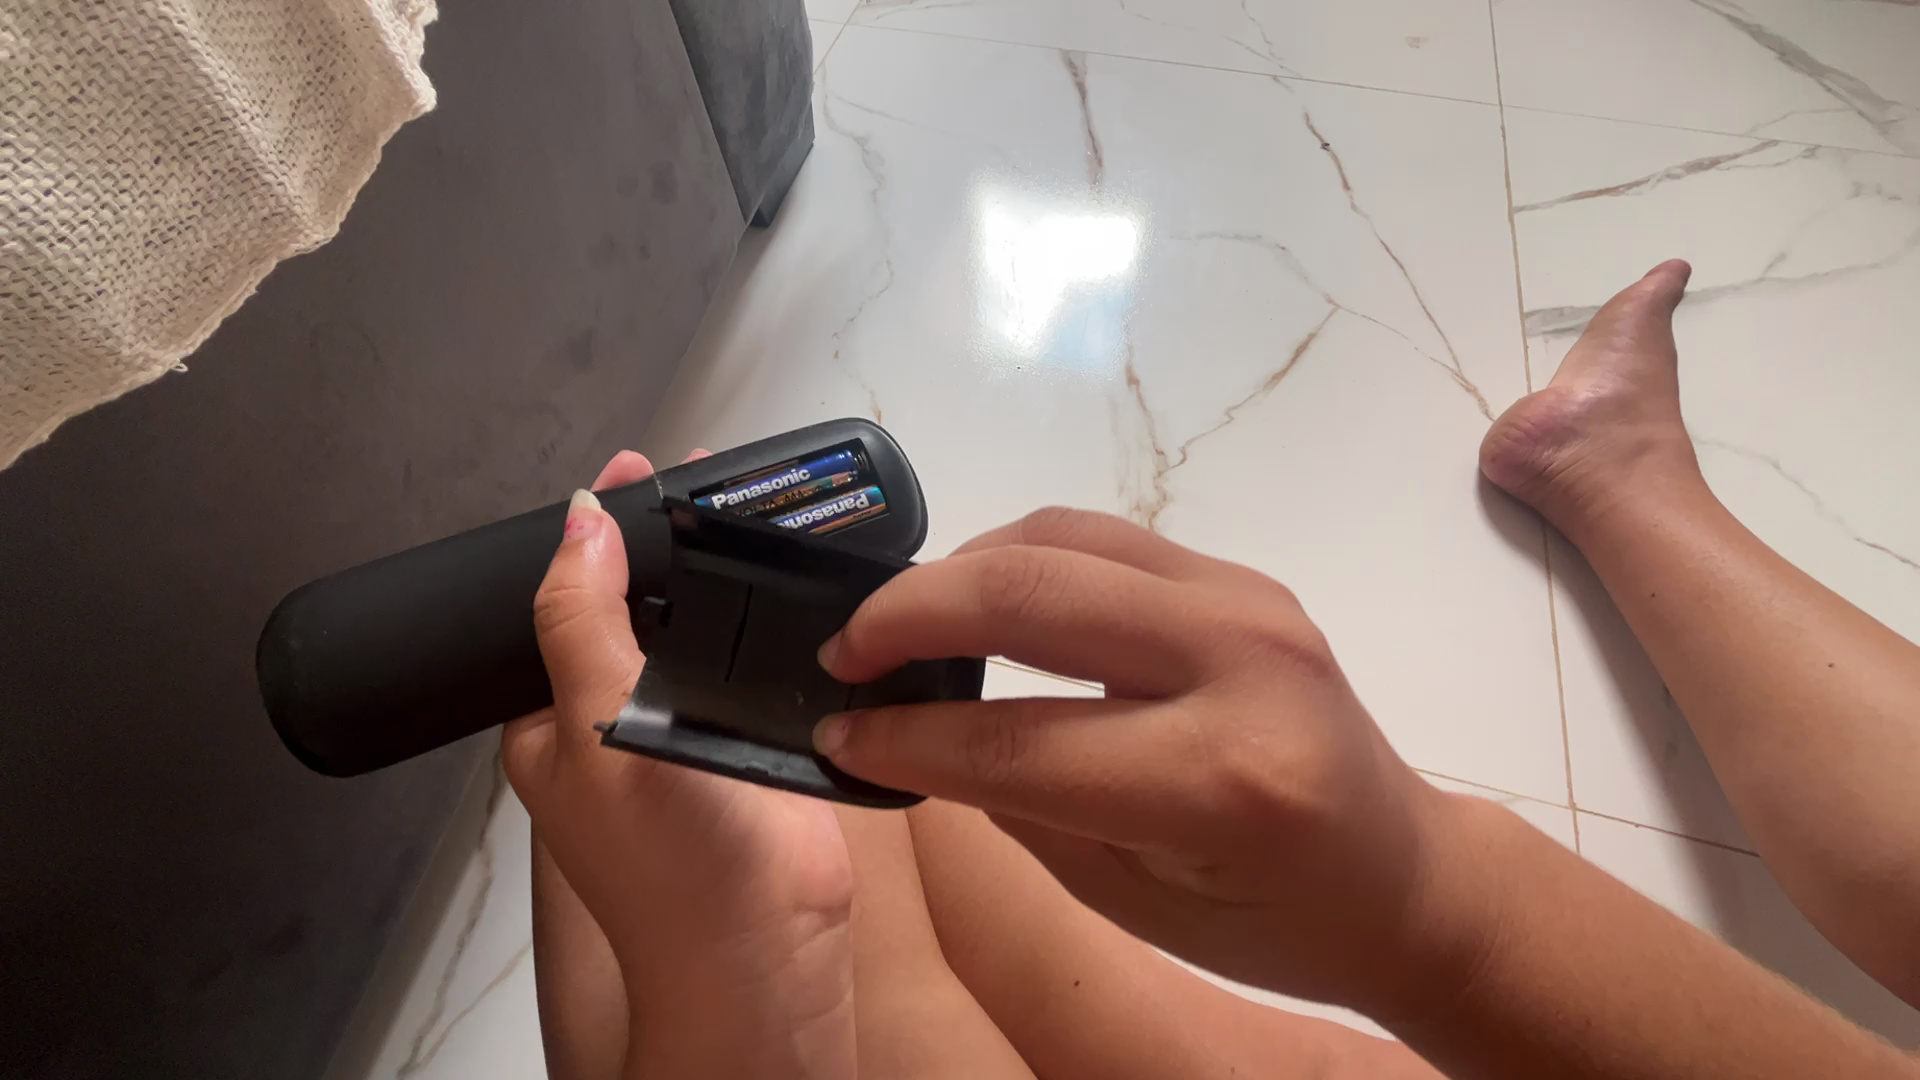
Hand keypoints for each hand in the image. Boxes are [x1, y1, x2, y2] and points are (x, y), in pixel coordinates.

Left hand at [502, 450, 854, 1075]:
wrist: (768, 934)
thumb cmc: (669, 851)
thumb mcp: (597, 727)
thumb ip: (580, 622)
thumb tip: (575, 518)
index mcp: (555, 713)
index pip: (562, 600)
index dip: (593, 533)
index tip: (633, 472)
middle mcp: (619, 710)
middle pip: (635, 603)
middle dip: (658, 538)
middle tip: (695, 478)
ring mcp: (689, 721)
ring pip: (696, 624)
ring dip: (712, 568)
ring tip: (743, 506)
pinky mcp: (748, 728)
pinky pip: (744, 654)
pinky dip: (756, 609)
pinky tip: (785, 573)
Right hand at [811, 508, 1483, 1017]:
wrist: (1398, 867)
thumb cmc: (1268, 916)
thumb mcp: (1125, 893)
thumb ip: (1014, 801)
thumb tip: (911, 730)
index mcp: (1221, 779)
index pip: (1016, 741)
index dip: (905, 734)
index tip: (837, 728)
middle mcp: (1237, 659)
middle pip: (1029, 596)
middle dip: (910, 613)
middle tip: (846, 648)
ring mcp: (1241, 595)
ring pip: (1056, 539)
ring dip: (956, 569)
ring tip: (900, 616)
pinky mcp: (1234, 573)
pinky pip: (1095, 535)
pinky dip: (1015, 553)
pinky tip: (978, 590)